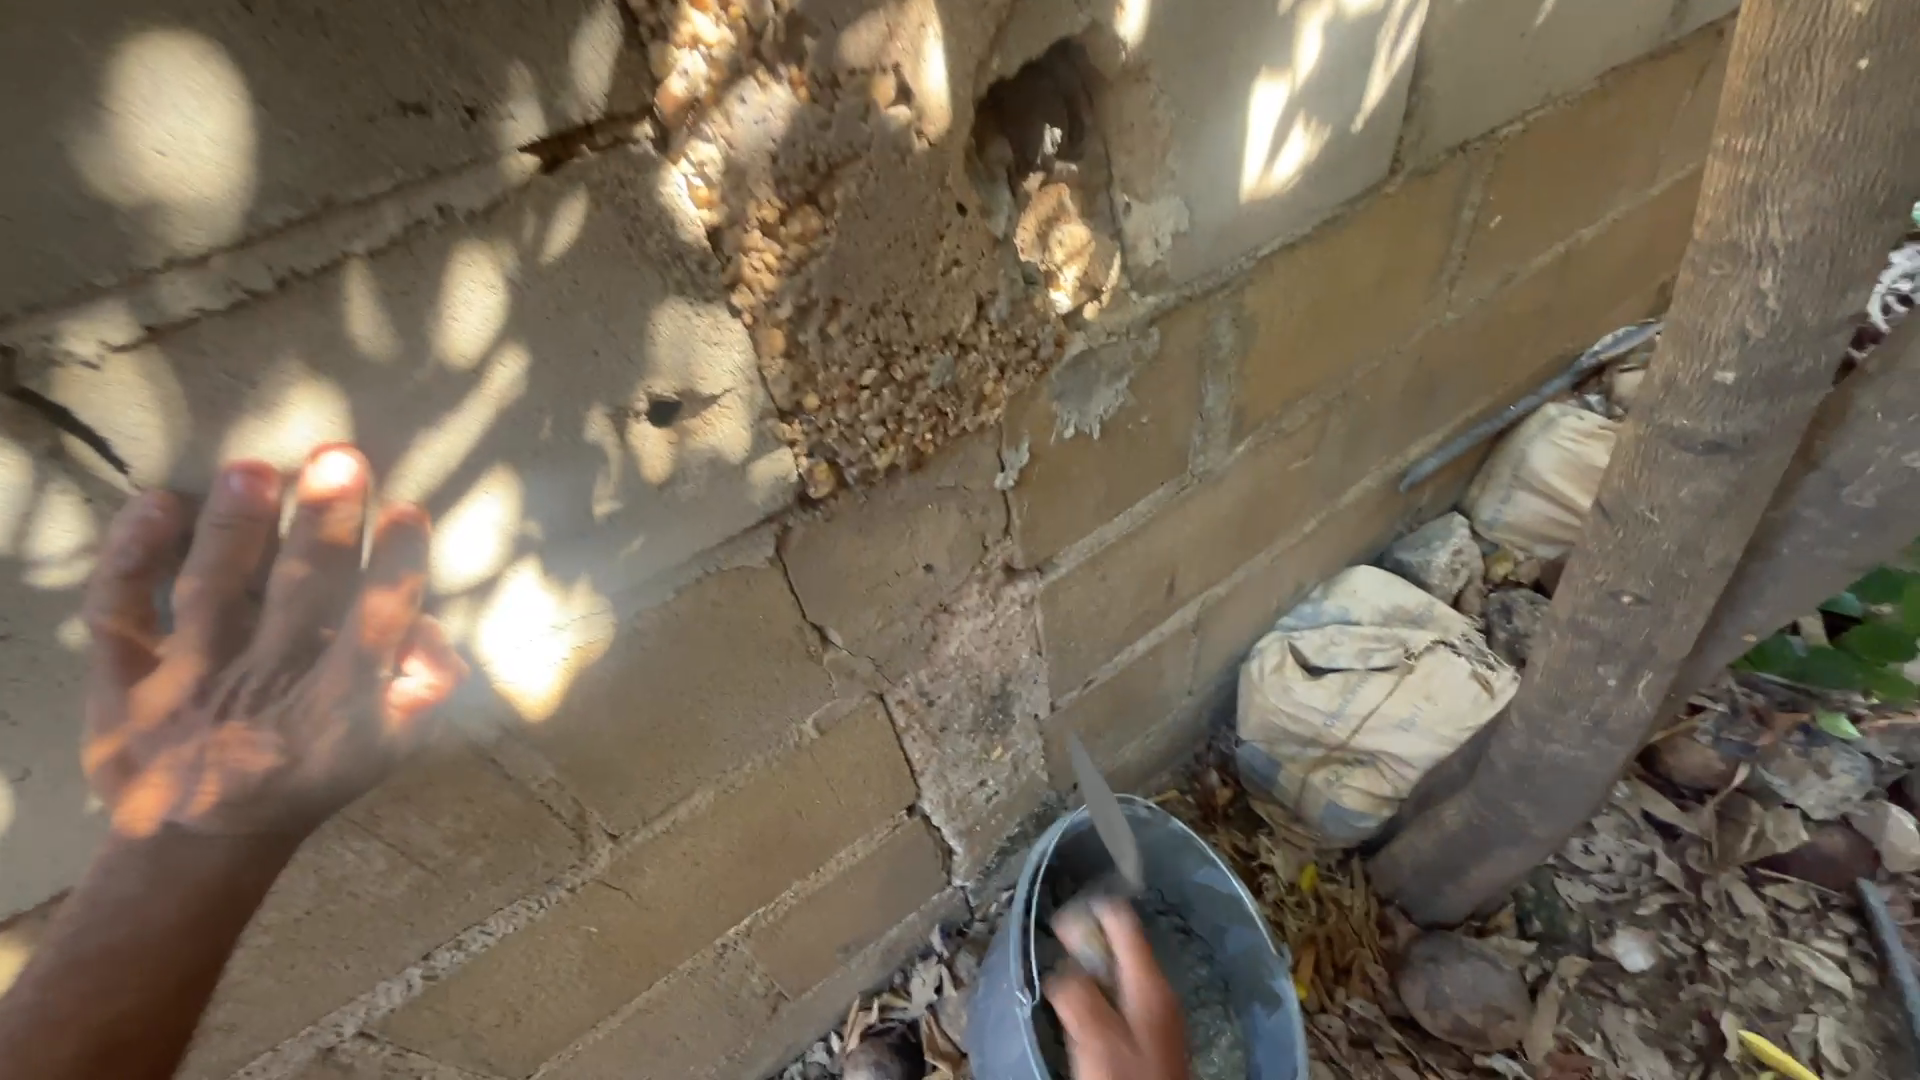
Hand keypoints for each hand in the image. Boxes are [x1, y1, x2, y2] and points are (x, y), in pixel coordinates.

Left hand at [80, 446, 465, 839]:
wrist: (202, 836)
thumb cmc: (318, 773)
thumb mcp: (394, 746)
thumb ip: (425, 688)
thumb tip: (430, 630)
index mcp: (337, 709)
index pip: (377, 626)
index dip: (395, 568)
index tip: (409, 512)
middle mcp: (264, 688)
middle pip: (300, 596)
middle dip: (324, 525)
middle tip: (339, 459)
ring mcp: (182, 683)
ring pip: (213, 592)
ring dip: (237, 528)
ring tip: (256, 468)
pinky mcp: (118, 680)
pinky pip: (118, 612)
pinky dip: (131, 557)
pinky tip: (157, 504)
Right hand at [1045, 899, 1189, 1079]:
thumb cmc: (1128, 1077)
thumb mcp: (1097, 1037)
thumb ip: (1076, 995)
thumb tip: (1059, 966)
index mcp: (1149, 980)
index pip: (1123, 920)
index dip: (1093, 906)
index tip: (1064, 908)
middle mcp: (1158, 987)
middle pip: (1123, 943)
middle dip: (1089, 935)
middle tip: (1057, 935)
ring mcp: (1158, 1010)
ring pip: (1122, 968)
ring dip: (1093, 962)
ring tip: (1064, 964)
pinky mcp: (1152, 1031)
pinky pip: (1124, 992)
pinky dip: (1101, 985)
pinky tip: (1083, 998)